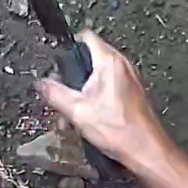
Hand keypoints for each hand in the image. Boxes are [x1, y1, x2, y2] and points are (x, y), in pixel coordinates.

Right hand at [35, 31, 169, 168]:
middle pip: (89, 59)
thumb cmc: (121, 130)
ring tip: (74, 113)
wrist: (145, 150)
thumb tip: (42, 84)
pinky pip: (107, 88)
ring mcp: (129, 79)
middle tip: (63, 95)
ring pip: (97, 76)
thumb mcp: (76, 111)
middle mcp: (122, 66)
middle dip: (72, 77)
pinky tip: (88, 118)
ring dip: (82, 92)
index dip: (69, 45)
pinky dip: (95, 99)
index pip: (87, 37)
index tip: (59, 60)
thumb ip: (55, 94)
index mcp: (109, 63)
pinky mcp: (131, 93)